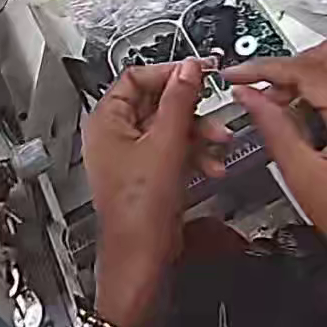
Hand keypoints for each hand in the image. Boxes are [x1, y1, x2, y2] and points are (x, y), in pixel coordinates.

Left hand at [82, 58, 229, 326]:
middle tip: (213, 109)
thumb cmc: (138, 210)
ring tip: (220, 142)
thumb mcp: (166, 144)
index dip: (168, 72)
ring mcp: (132, 156)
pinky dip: (194, 153)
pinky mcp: (148, 174)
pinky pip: (173, 151)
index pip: (135, 78)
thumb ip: (180, 102)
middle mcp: (115, 135)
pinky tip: (211, 165)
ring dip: (198, 133)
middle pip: (156, 103)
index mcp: (106, 121)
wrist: (141, 258)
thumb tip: (188, 68)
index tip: (197, 72)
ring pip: (169, 128)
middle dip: (190, 109)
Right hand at [223, 40, 326, 302]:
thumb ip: (274, 126)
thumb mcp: (304, 176)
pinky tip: (310, 118)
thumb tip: (249, 95)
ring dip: (312, 77)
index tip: (237, 75)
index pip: (308, 70)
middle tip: (263, 91)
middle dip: (292, 65)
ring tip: (282, 107)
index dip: (265, 68)